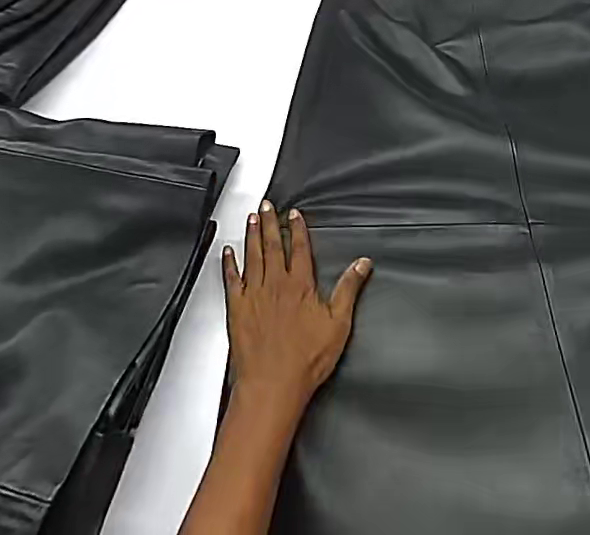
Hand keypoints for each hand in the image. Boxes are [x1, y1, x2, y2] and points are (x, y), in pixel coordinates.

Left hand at [223, 201, 371, 408]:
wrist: (273, 384)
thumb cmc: (306, 359)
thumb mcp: (338, 323)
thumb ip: (349, 289)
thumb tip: (362, 264)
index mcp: (300, 284)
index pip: (299, 248)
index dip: (297, 228)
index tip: (294, 214)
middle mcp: (275, 283)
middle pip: (272, 245)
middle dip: (270, 223)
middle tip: (267, 205)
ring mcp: (253, 294)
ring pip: (252, 255)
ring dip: (252, 235)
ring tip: (251, 218)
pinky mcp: (236, 308)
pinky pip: (231, 279)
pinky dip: (228, 263)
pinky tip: (227, 252)